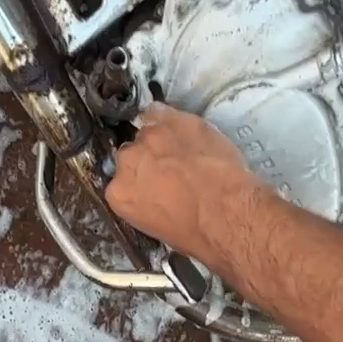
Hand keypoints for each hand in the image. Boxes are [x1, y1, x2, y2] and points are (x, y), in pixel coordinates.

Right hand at [104, 103, 278, 273]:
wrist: (224, 211)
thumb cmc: (193, 230)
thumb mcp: (156, 226)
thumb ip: (143, 202)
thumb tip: (152, 193)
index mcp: (118, 194)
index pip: (120, 182)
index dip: (138, 182)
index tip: (152, 186)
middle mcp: (127, 161)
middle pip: (131, 154)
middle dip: (146, 161)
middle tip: (169, 171)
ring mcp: (150, 137)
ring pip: (147, 131)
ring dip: (160, 140)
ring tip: (181, 151)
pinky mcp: (174, 120)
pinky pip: (160, 111)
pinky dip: (168, 118)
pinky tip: (180, 129)